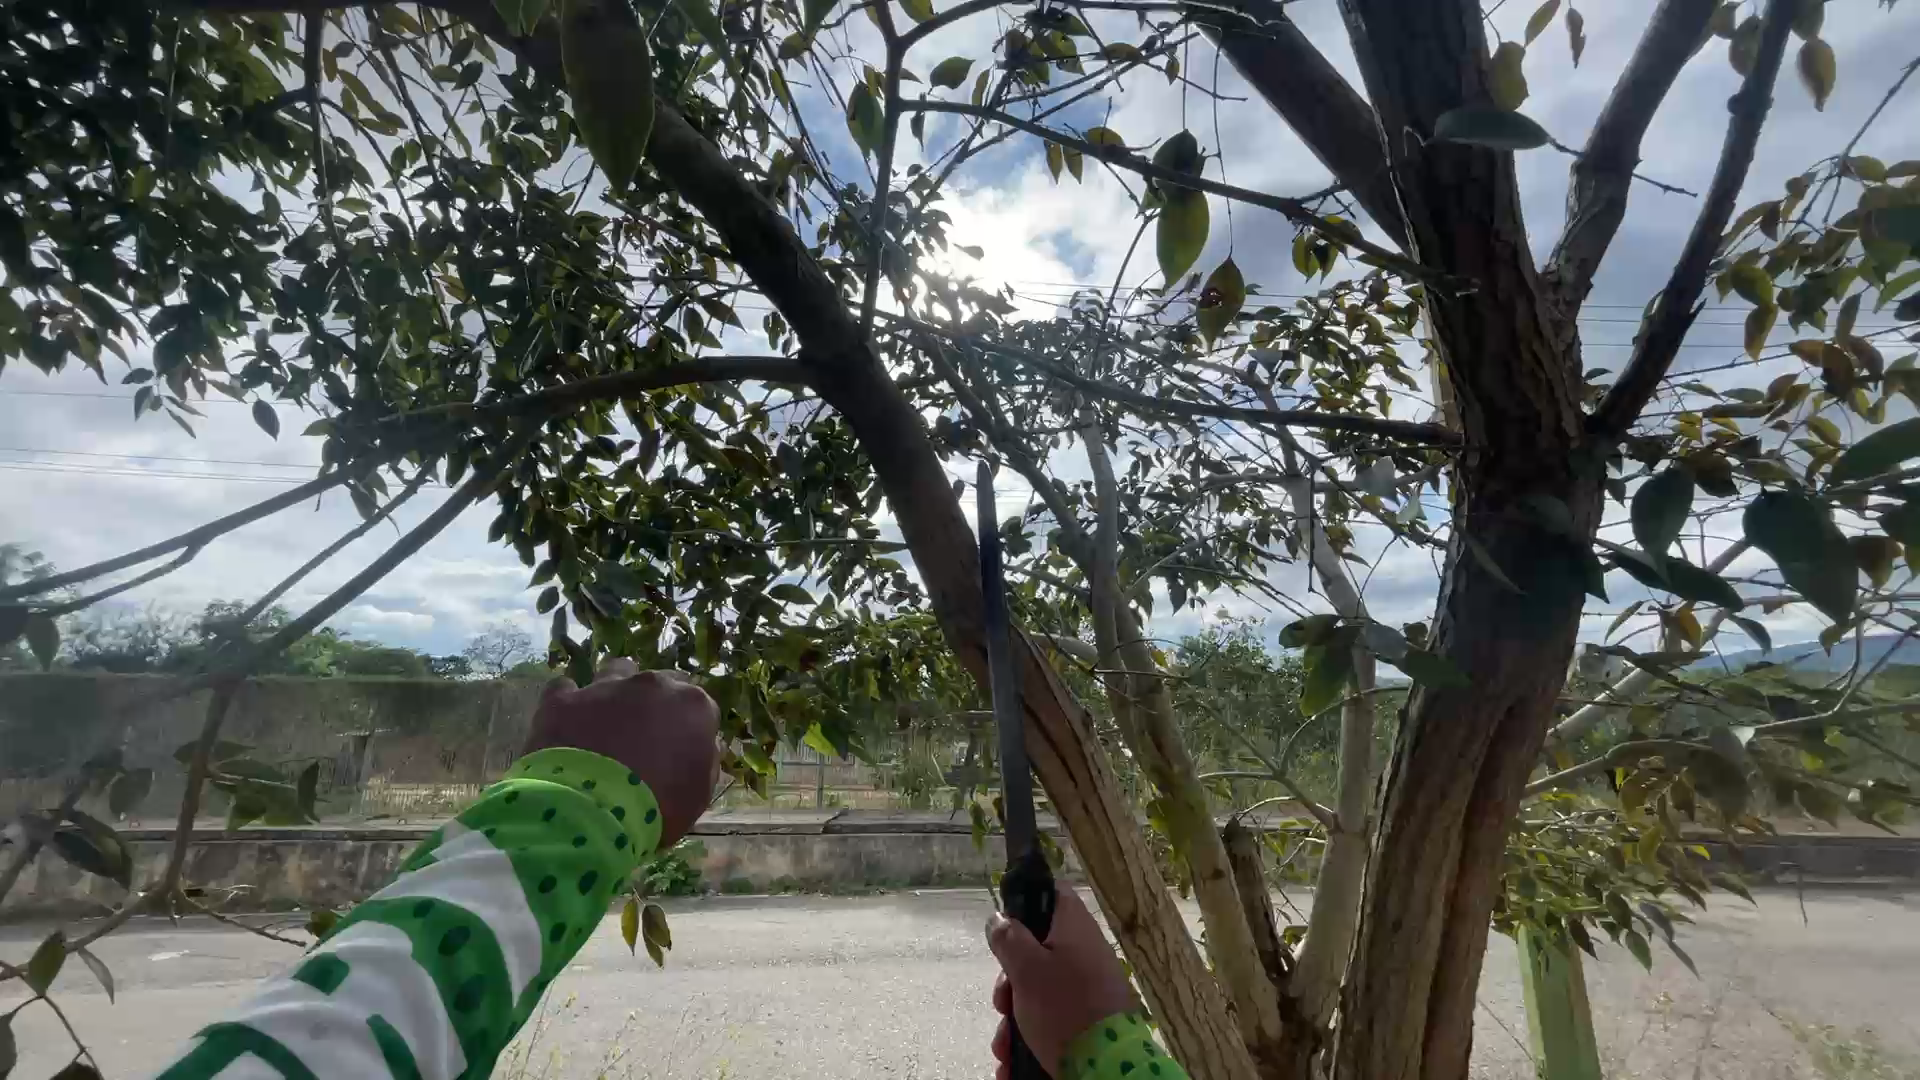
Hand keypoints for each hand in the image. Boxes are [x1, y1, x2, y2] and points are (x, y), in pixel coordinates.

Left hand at [522, 658, 719, 847]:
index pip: (698, 705)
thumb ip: (706, 760)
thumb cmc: (658, 806)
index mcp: (693, 705)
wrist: (589, 813)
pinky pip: (564, 688)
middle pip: (661, 683)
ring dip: (616, 688)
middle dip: (655, 704)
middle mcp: (654, 685)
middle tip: (643, 736)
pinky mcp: (564, 699)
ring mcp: (607, 687)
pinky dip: (568, 701)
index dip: (687, 727)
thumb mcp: (700, 792)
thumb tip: (703, 745)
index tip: (678, 748)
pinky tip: (566, 719)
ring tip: (606, 717)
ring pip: (617, 670)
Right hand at [987, 884, 1135, 1078]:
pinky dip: (1031, 1036)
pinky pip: (1054, 1017)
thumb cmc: (1064, 1006)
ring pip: (1040, 989)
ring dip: (1015, 1016)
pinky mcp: (1091, 1019)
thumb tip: (999, 918)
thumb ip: (1008, 938)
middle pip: (1037, 949)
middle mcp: (1084, 949)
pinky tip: (1013, 1061)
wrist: (1111, 1068)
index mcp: (1073, 924)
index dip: (1025, 901)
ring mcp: (1090, 985)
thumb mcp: (1026, 968)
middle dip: (1010, 981)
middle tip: (1001, 1004)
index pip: (1051, 891)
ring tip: (1003, 1048)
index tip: (1005, 929)